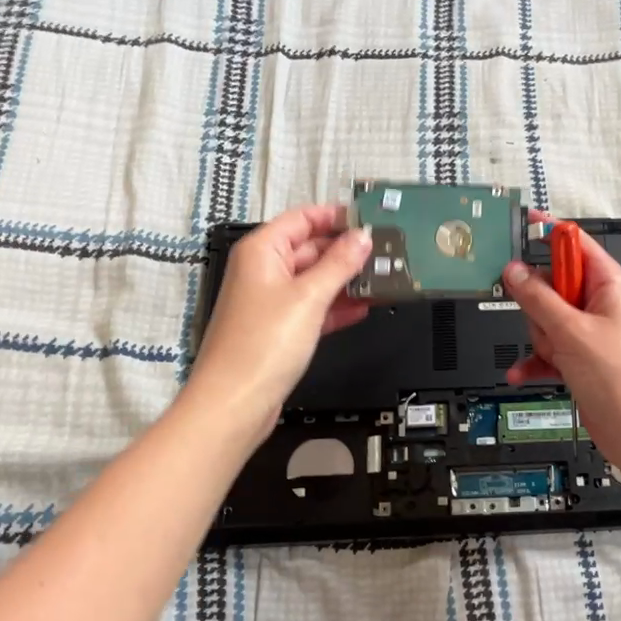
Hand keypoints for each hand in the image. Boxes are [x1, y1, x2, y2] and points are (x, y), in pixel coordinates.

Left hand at [181, 204, 371, 444]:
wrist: (236, 404)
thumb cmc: (259, 347)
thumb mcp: (309, 297)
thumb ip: (339, 264)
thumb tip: (361, 237)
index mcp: (261, 251)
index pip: (302, 218)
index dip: (335, 216)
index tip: (369, 218)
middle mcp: (263, 272)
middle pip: (311, 248)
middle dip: (346, 250)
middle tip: (384, 252)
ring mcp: (271, 302)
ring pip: (315, 279)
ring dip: (346, 279)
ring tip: (382, 277)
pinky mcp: (280, 329)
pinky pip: (314, 307)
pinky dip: (337, 306)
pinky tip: (364, 307)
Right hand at [500, 219, 620, 467]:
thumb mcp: (572, 332)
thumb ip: (538, 298)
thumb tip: (514, 271)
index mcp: (609, 284)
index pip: (574, 243)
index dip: (547, 233)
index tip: (519, 225)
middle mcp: (600, 305)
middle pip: (551, 284)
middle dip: (539, 307)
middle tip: (549, 325)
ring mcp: (589, 333)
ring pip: (545, 319)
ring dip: (540, 339)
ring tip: (557, 357)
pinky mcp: (580, 359)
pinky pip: (546, 349)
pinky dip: (536, 360)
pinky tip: (523, 373)